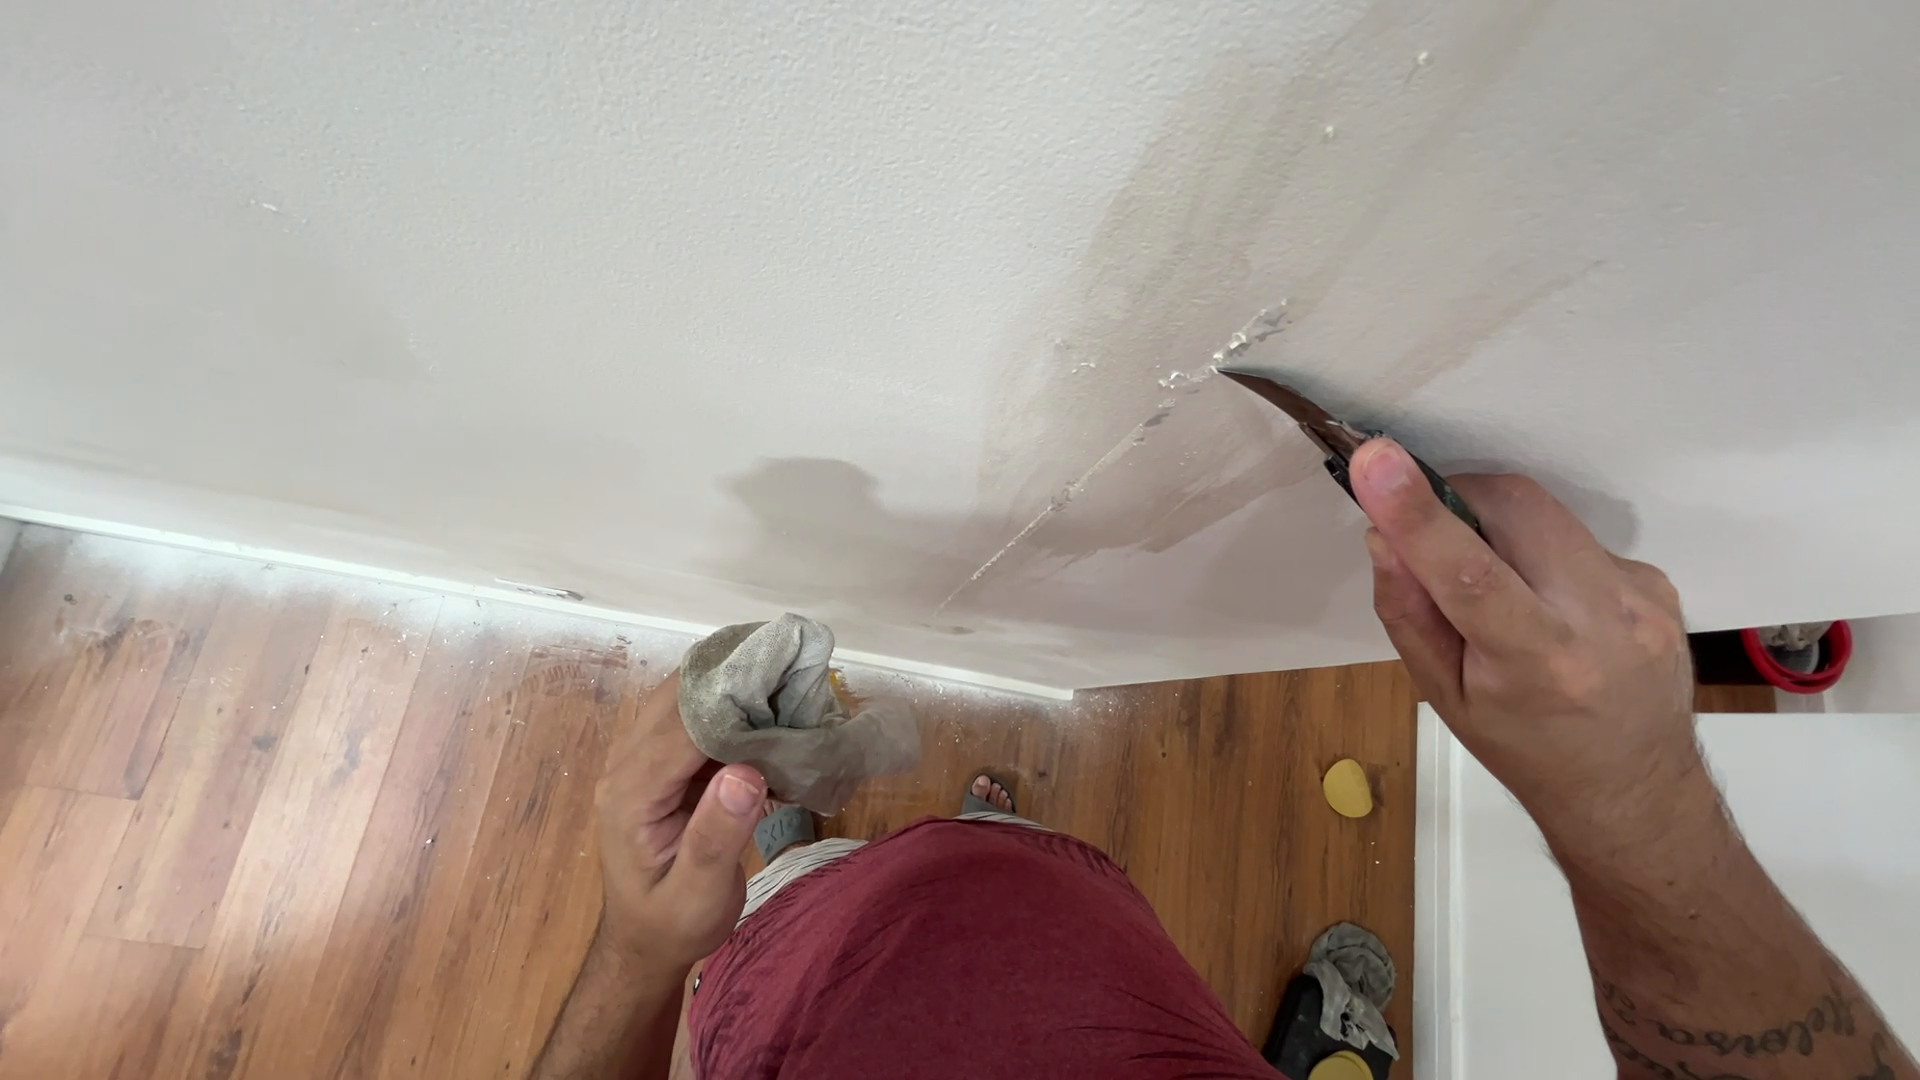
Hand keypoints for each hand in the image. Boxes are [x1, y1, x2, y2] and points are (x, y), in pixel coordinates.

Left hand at [594, 670, 766, 968]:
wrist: (646, 943)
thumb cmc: (673, 923)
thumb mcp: (698, 896)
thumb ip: (717, 836)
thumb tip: (745, 772)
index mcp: (632, 794)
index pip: (683, 728)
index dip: (732, 702)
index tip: (784, 687)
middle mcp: (627, 765)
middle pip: (677, 697)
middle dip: (732, 678)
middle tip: (790, 674)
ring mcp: (640, 759)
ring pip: (683, 696)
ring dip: (730, 684)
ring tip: (783, 682)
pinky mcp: (660, 760)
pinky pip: (692, 714)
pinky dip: (728, 702)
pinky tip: (766, 706)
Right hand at [1349, 439, 1699, 815]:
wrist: (1633, 788)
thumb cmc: (1517, 745)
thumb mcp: (1440, 693)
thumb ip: (1408, 613)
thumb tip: (1384, 537)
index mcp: (1537, 663)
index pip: (1469, 570)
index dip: (1416, 510)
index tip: (1372, 459)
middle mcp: (1603, 620)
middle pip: (1516, 509)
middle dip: (1454, 495)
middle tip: (1423, 525)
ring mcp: (1643, 595)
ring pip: (1543, 512)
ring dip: (1492, 523)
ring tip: (1486, 579)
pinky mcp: (1657, 579)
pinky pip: (1570, 535)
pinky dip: (1530, 547)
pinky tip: (1537, 597)